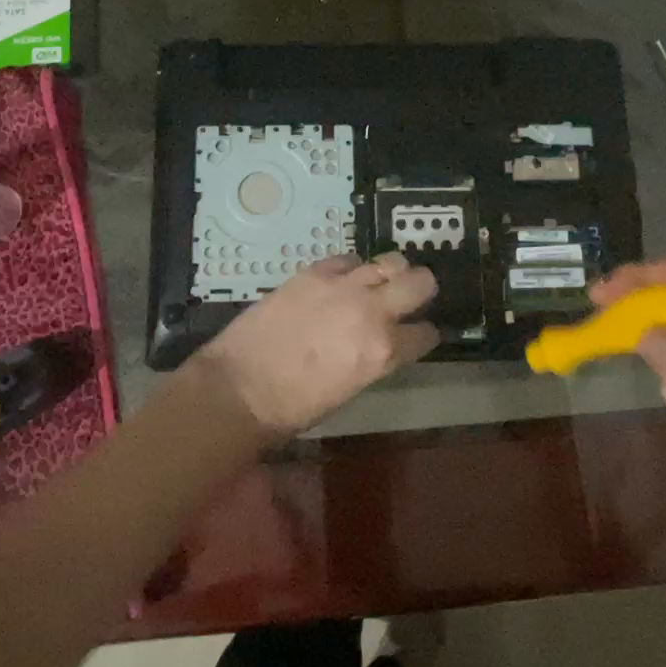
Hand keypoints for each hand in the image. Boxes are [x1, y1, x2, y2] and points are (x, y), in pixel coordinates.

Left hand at [195, 252, 439, 436]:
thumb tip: (381, 346)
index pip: (426, 333)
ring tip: (380, 283)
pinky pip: (348, 259)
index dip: (425, 335)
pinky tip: (343, 281)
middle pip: (421, 281)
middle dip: (422, 290)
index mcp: (384, 351)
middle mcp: (372, 311)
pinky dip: (351, 269)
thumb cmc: (294, 407)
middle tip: (411, 297)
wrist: (240, 387)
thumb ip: (374, 360)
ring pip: (389, 261)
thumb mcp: (349, 390)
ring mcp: (343, 286)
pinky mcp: (314, 272)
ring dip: (391, 273)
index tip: (419, 335)